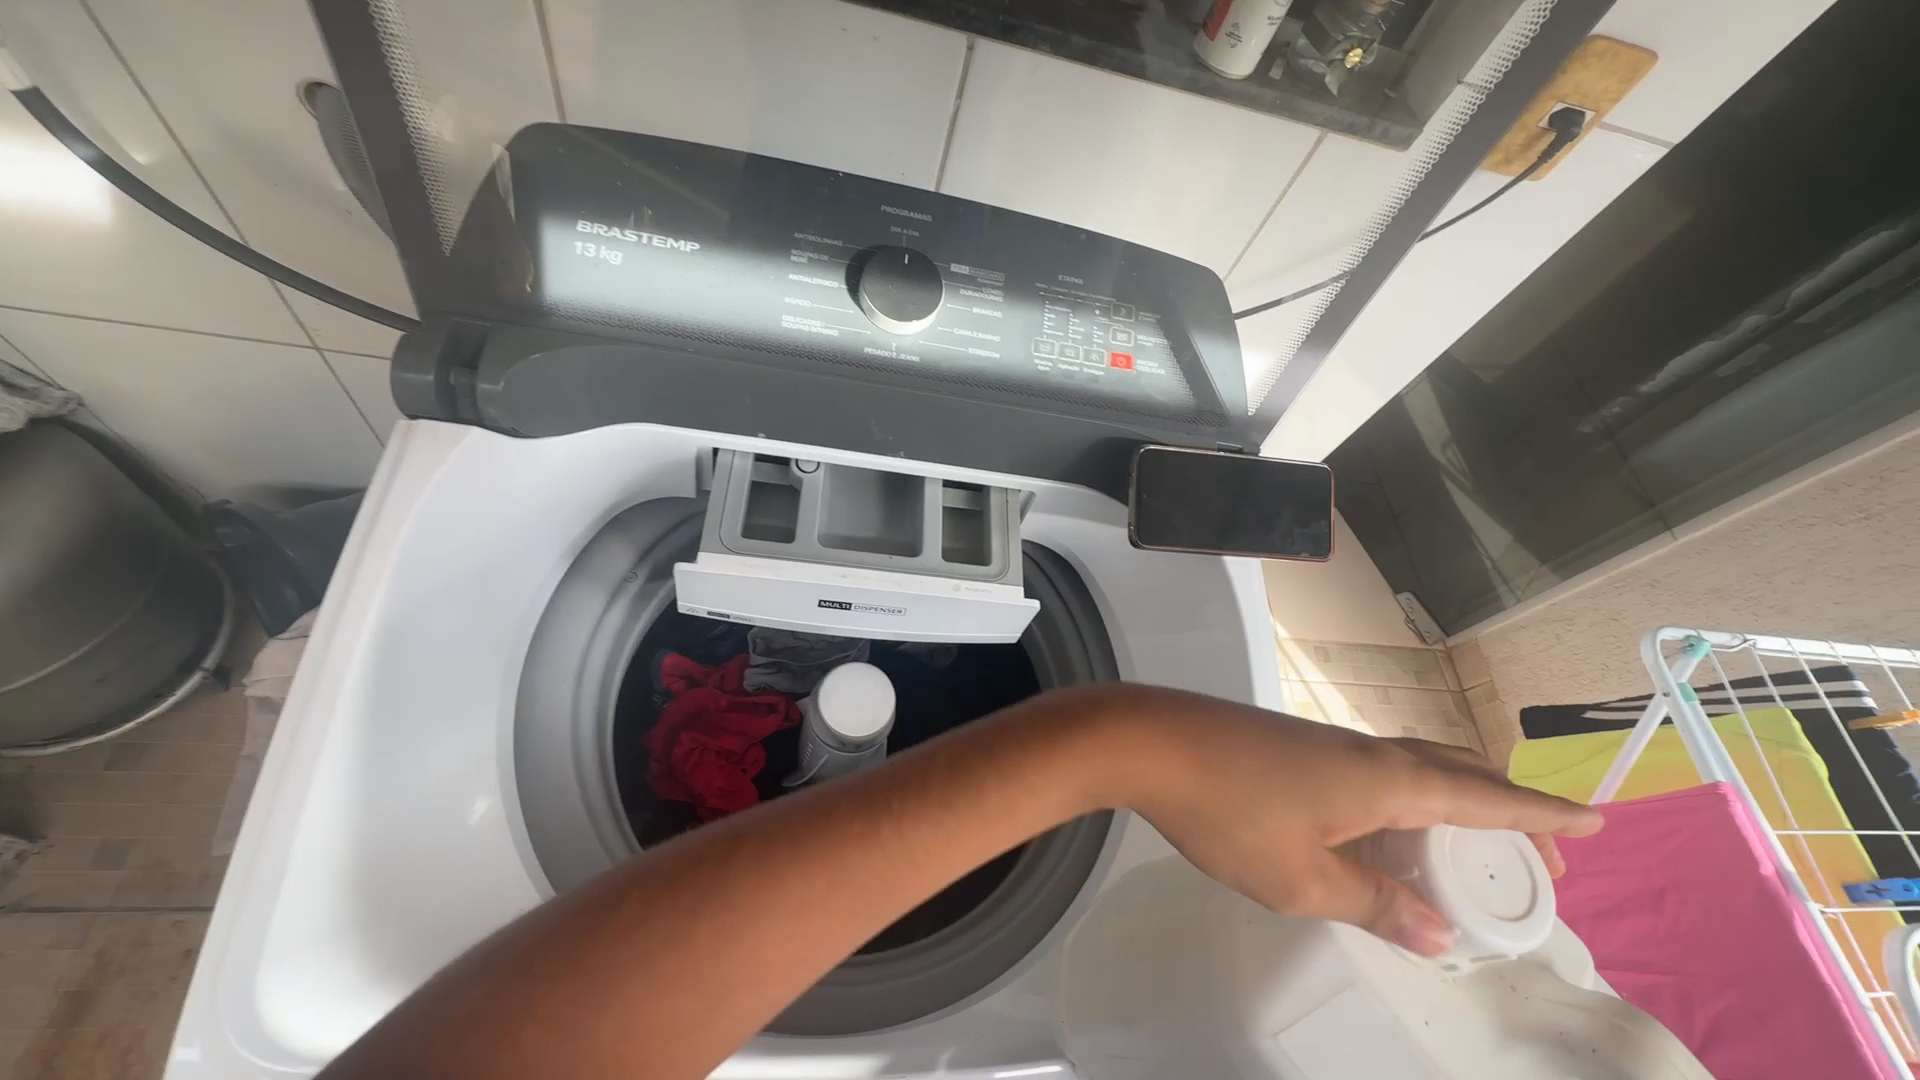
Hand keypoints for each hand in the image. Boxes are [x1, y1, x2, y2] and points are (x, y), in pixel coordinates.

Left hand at [1086, 685, 1602, 955]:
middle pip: (1456, 771)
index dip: (1541, 815)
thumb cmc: (1228, 812)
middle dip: (1505, 809)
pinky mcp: (1292, 743)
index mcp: (1386, 782)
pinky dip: (1401, 798)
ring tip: (1460, 850)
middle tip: (1534, 854)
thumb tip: (1439, 936)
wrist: (1148, 741)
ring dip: (1451, 801)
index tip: (1595, 819)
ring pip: (1411, 765)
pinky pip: (1370, 769)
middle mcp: (1366, 752)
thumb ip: (1374, 905)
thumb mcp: (1301, 879)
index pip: (1485, 798)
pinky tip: (1378, 830)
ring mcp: (1325, 742)